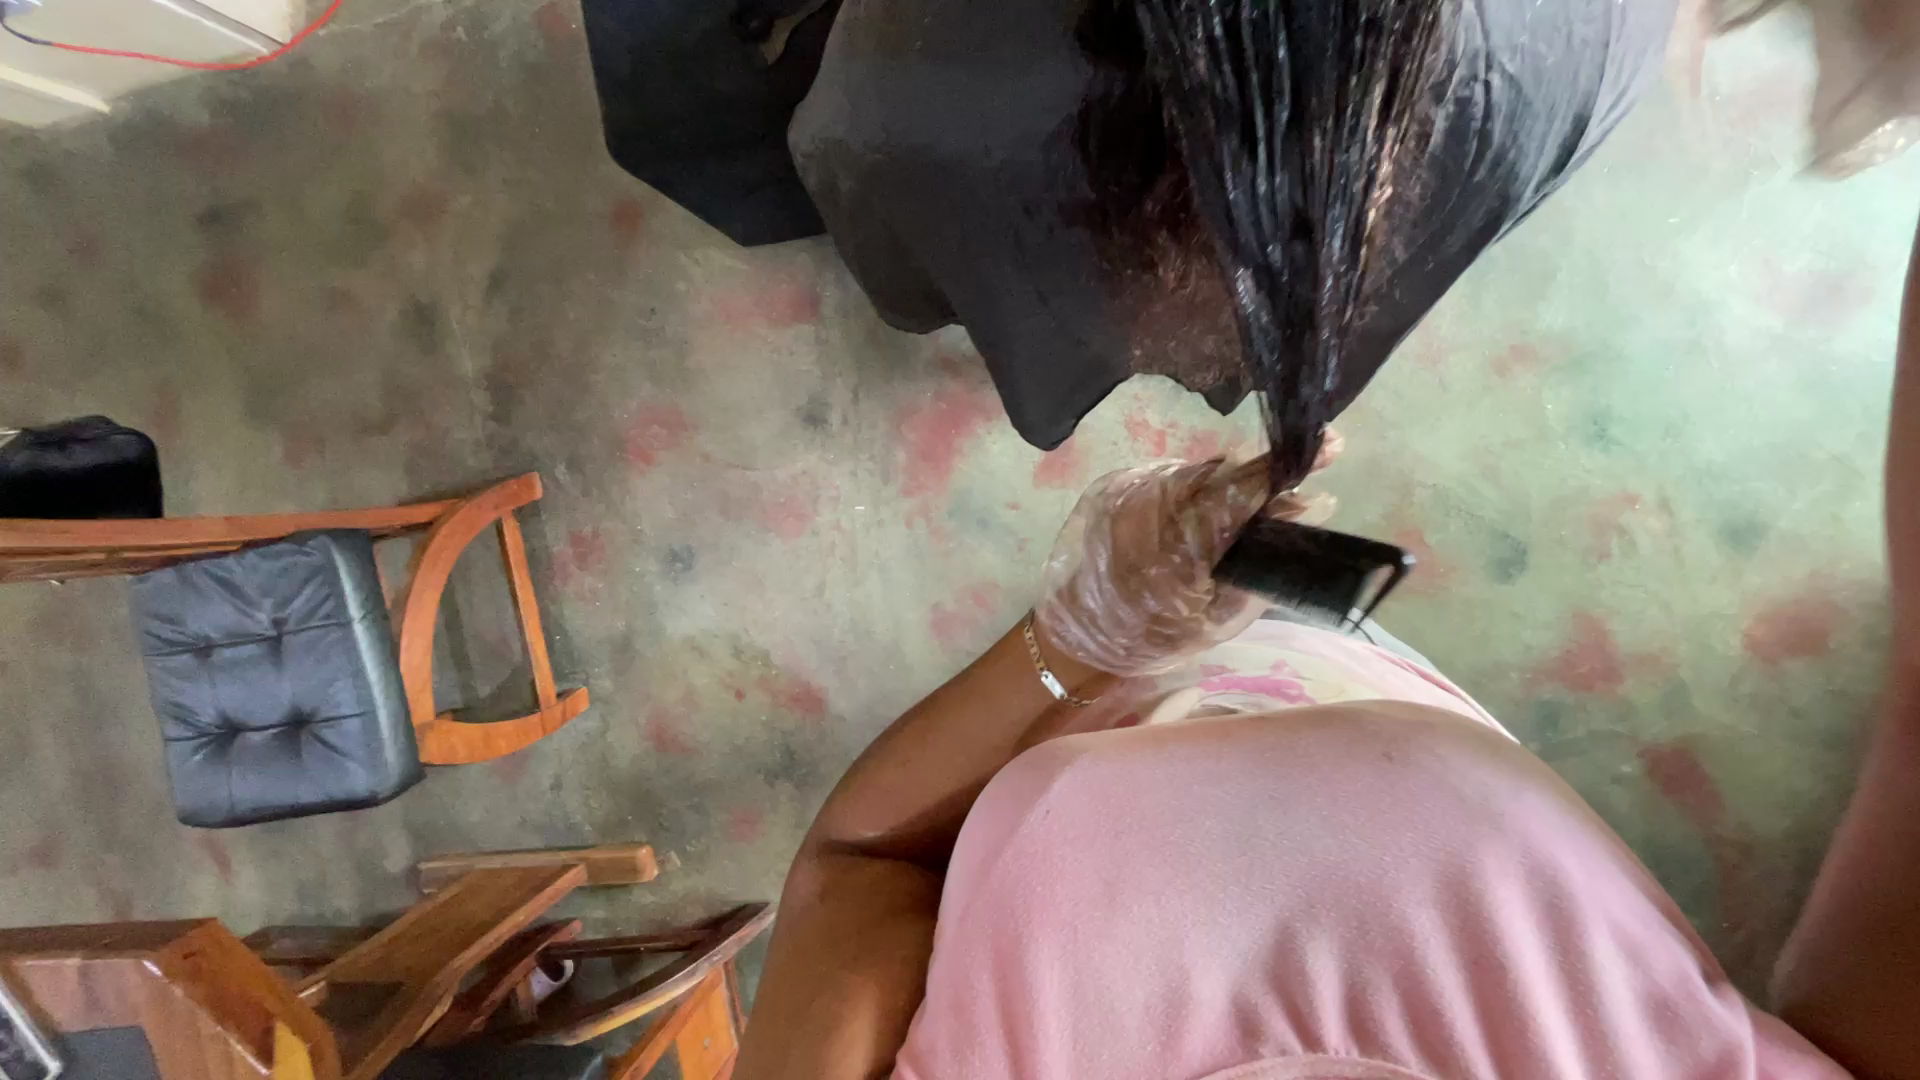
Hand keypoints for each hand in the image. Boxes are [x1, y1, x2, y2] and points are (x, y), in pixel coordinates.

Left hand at [1033, 433, 1339, 676]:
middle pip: (1222, 472)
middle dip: (1261, 478)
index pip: (1244, 488)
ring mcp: (1127, 489)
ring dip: (1224, 486)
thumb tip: (1305, 516)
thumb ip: (1263, 568)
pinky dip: (1189, 491)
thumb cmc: (1150, 638)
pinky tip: (1197, 515)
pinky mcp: (1110, 486)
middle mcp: (1152, 503)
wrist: (1072, 631)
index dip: (1288, 468)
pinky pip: (1166, 478)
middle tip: (1292, 492)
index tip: (1332, 445)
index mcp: (1181, 541)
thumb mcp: (1218, 620)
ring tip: (1239, 513)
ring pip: (1194, 473)